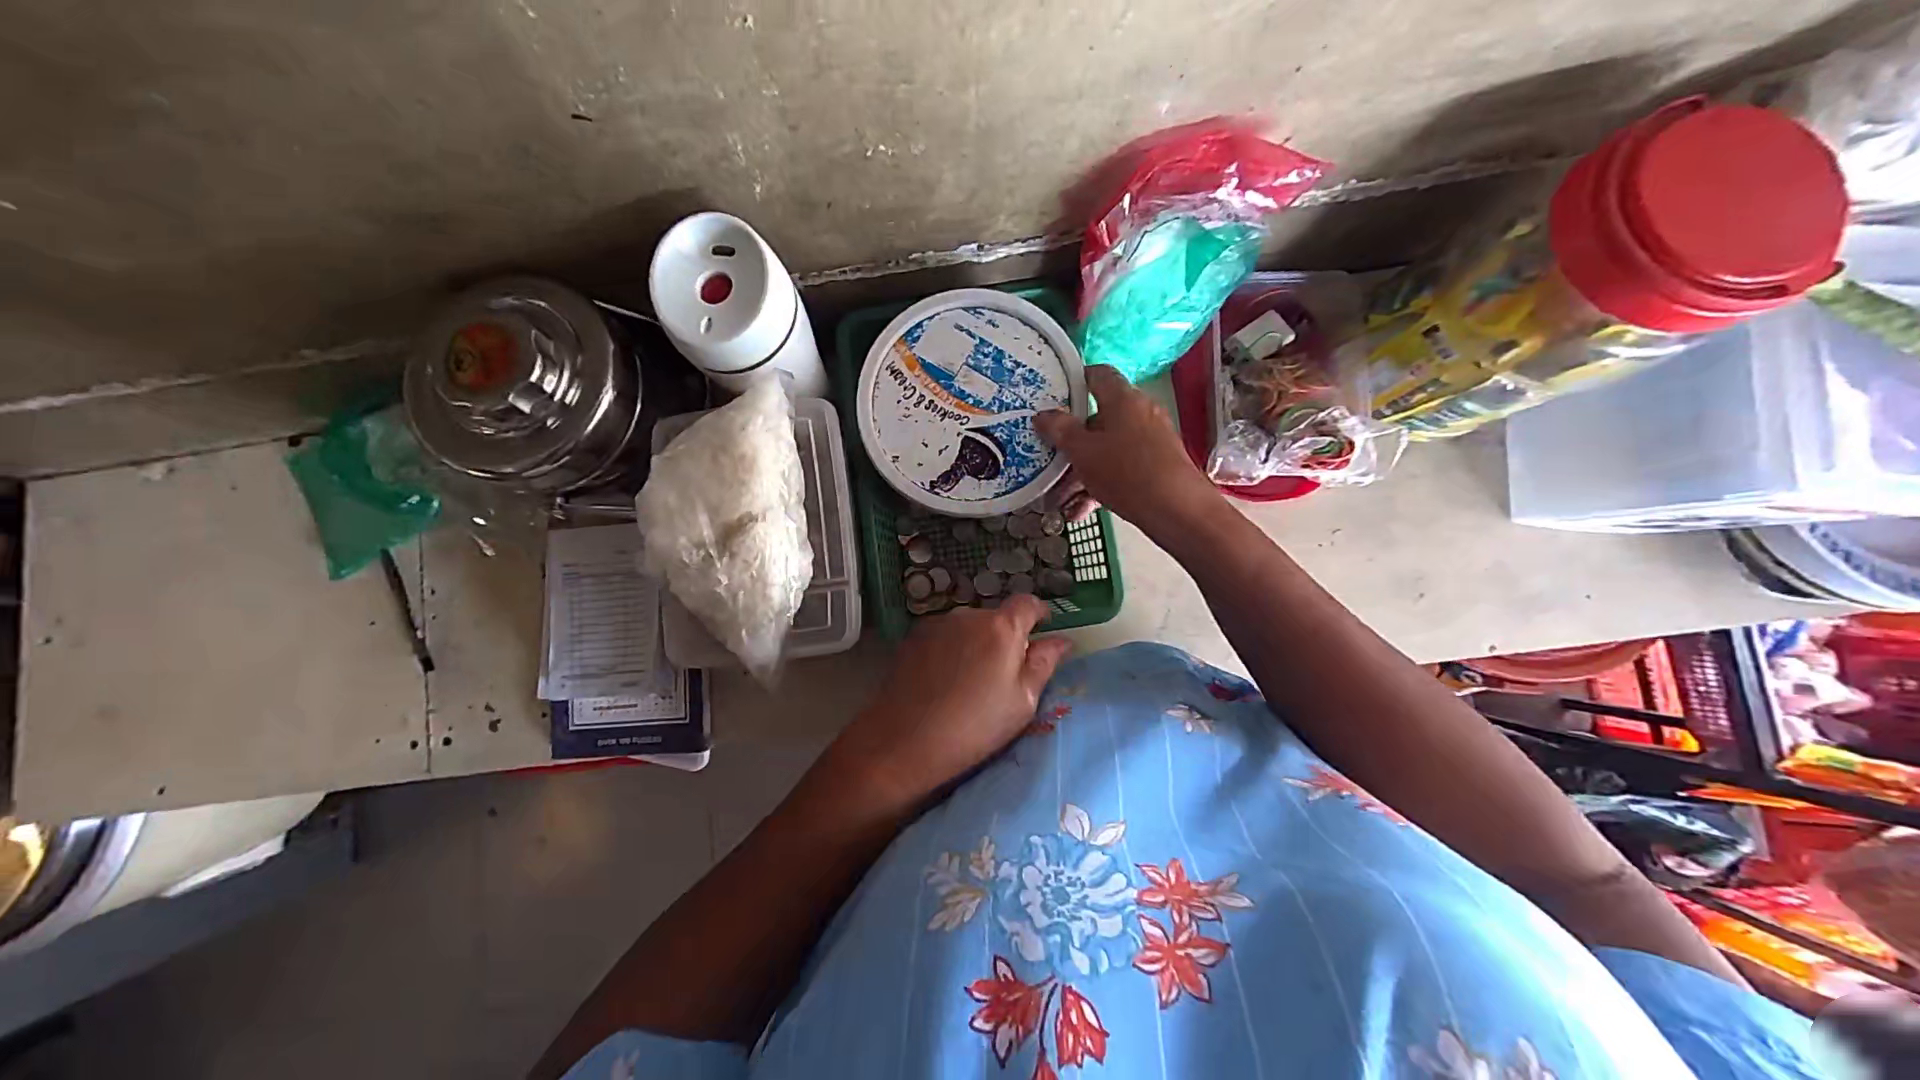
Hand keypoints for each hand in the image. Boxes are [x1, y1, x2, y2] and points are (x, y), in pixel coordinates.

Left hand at [825, 595, 1071, 809]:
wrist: (904, 740)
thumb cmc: (975, 727)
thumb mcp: (1023, 702)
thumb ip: (1044, 663)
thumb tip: (1061, 640)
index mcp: (1002, 628)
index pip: (1028, 603)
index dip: (1039, 614)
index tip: (1043, 630)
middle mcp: (968, 615)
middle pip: (996, 617)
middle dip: (1004, 637)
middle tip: (1003, 675)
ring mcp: (936, 624)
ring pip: (967, 628)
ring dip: (975, 644)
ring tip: (970, 683)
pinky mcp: (912, 638)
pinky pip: (943, 637)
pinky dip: (950, 650)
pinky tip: (944, 681)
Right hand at [1036, 364, 1219, 534]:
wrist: (1177, 510)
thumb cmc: (1126, 472)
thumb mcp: (1083, 451)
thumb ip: (1060, 430)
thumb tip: (1043, 415)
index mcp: (1122, 399)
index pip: (1097, 375)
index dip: (1073, 383)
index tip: (1052, 399)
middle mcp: (1139, 414)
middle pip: (1097, 420)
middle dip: (1070, 445)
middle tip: (1048, 460)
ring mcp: (1150, 441)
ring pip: (1106, 450)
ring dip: (1080, 473)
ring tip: (1058, 500)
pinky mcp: (1155, 466)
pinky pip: (1120, 469)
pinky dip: (1099, 486)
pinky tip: (1079, 510)